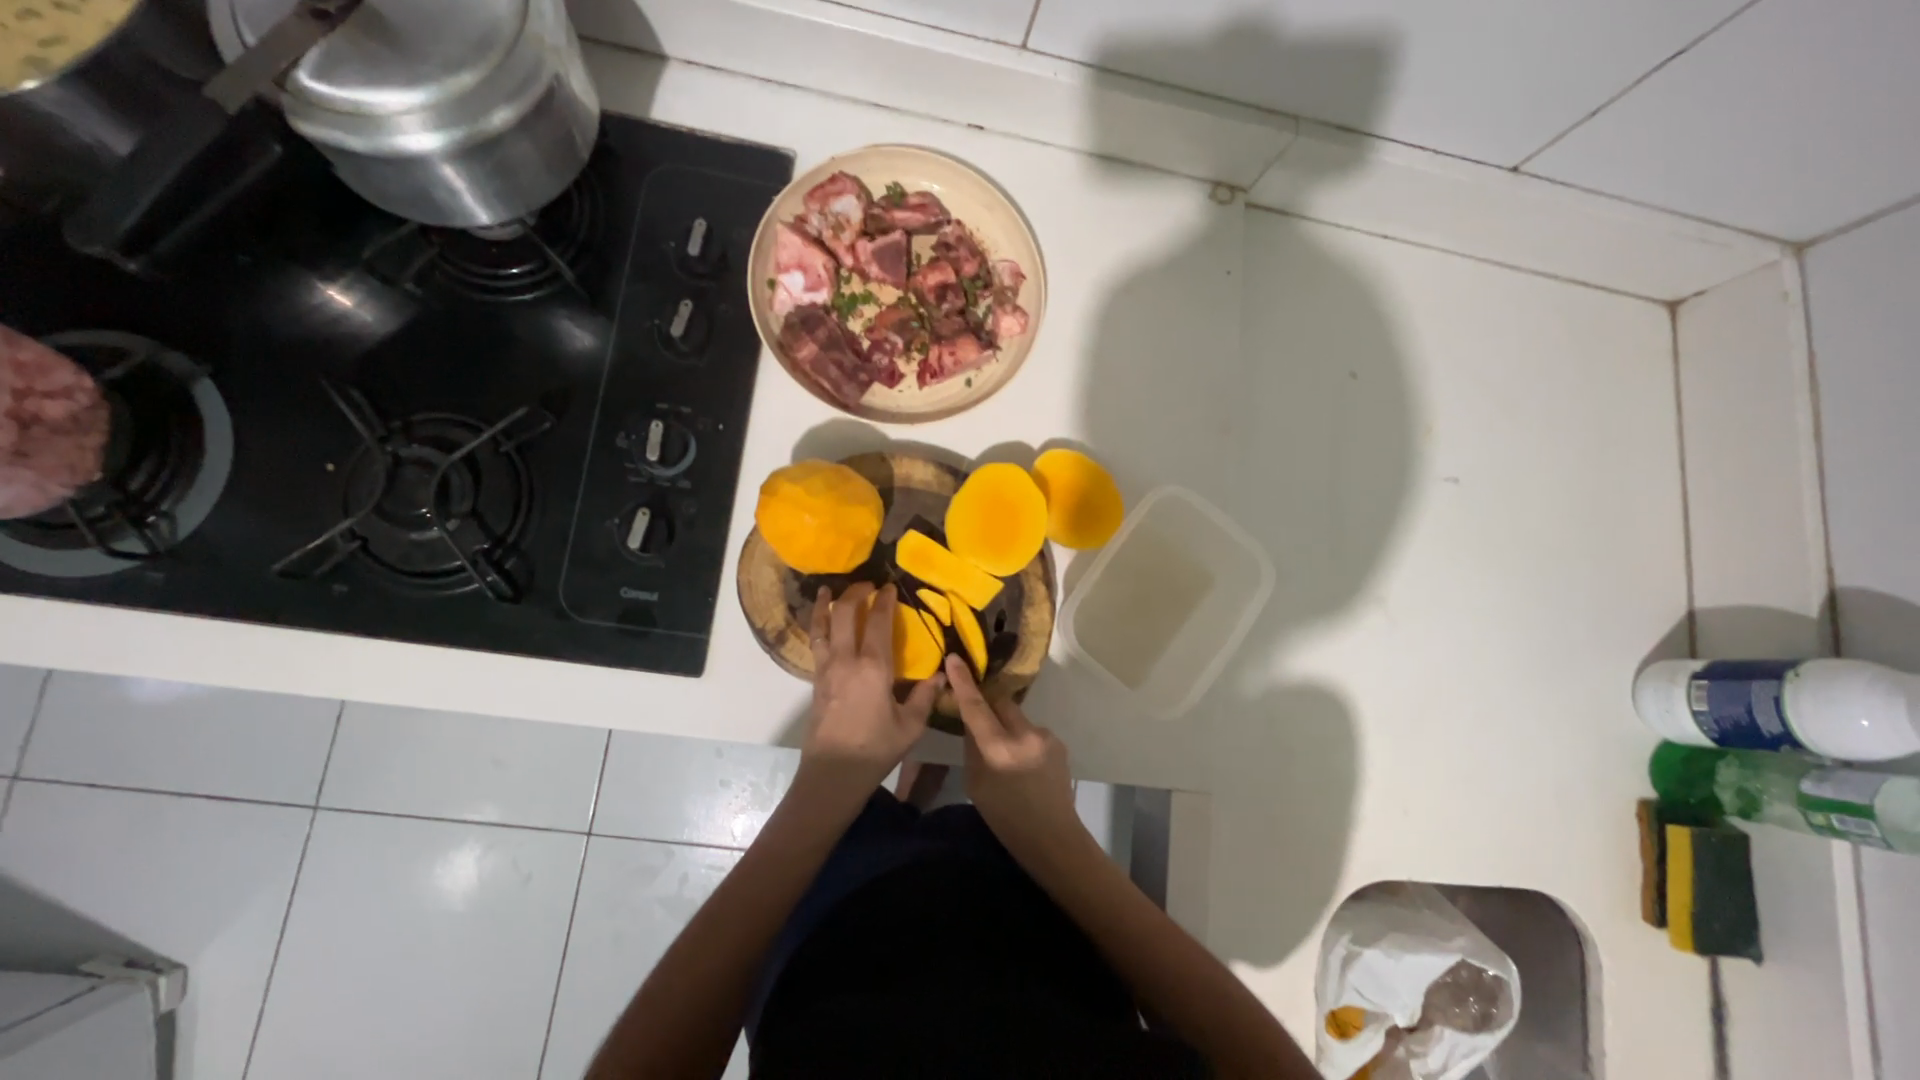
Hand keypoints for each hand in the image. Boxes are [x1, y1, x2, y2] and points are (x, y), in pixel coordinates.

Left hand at [800, 583, 942, 795]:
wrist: (833, 772)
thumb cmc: (875, 749)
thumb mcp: (910, 726)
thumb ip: (924, 697)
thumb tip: (941, 676)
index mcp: (873, 667)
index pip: (878, 622)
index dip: (885, 601)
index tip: (890, 587)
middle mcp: (846, 660)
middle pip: (845, 615)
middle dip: (855, 594)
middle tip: (867, 585)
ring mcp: (826, 669)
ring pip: (822, 626)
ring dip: (825, 605)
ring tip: (827, 591)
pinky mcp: (815, 681)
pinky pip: (815, 644)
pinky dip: (818, 627)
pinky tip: (821, 625)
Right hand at [946, 654, 1084, 856]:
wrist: (1053, 838)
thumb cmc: (1005, 818)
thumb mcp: (976, 784)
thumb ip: (973, 747)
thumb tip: (971, 720)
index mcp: (999, 750)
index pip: (976, 708)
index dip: (963, 682)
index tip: (954, 659)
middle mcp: (1025, 736)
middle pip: (1000, 703)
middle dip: (987, 705)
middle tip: (977, 715)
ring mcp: (1046, 737)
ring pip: (1016, 718)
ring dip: (1005, 726)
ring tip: (1003, 754)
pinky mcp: (1057, 742)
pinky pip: (1030, 731)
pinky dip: (1021, 739)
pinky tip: (1023, 764)